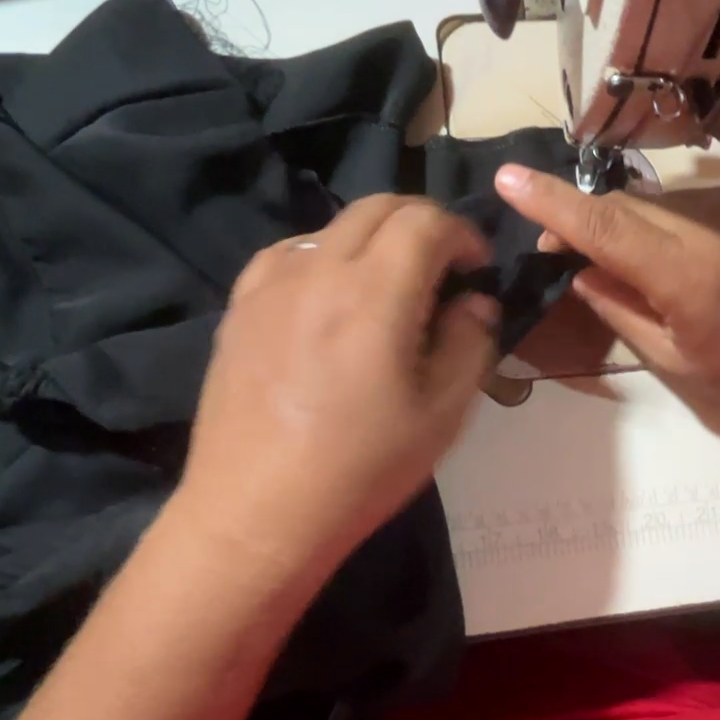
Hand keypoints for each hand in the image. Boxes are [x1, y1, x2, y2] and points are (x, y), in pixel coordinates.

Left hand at [172, 195, 499, 570]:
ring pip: (333, 227)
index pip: (426, 221)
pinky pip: (291, 255)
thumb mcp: (443, 414)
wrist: (258, 513)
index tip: (478, 269)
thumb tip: (474, 301)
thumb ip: (471, 342)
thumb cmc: (363, 468)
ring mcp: (269, 284)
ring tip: (391, 292)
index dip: (464, 234)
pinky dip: (327, 260)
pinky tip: (333, 305)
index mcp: (373, 292)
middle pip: (378, 207)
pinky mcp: (240, 308)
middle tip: (445, 272)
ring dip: (376, 241)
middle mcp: (317, 269)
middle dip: (424, 226)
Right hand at [493, 165, 719, 424]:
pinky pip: (692, 204)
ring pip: (657, 203)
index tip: (508, 178)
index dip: (550, 202)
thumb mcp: (678, 362)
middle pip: (623, 205)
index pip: (603, 224)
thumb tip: (581, 274)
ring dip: (628, 226)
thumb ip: (622, 312)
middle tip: (557, 250)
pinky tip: (683, 260)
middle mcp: (708, 223)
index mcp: (684, 272)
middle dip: (582, 220)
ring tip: (629, 268)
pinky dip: (668, 225)